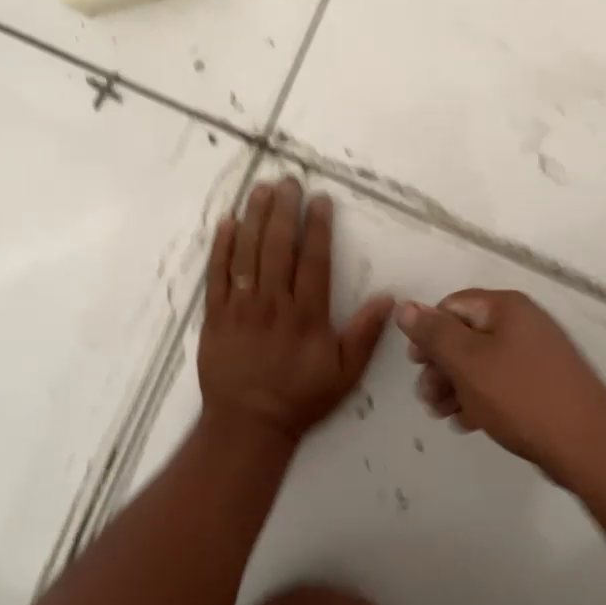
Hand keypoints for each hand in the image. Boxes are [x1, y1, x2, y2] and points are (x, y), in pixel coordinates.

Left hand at [198, 176, 394, 443]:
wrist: (248, 424)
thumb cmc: (300, 397)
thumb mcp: (344, 373)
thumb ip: (365, 333)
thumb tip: (388, 298)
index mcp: (306, 314)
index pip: (313, 259)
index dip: (317, 226)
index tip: (320, 199)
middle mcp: (273, 303)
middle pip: (278, 247)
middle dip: (284, 210)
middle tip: (287, 180)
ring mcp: (241, 307)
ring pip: (247, 253)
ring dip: (254, 218)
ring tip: (260, 189)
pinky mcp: (216, 315)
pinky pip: (217, 274)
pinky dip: (220, 247)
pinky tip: (226, 222)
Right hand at [398, 289, 605, 485]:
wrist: (590, 447)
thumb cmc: (522, 397)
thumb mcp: (468, 362)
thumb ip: (434, 333)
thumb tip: (406, 307)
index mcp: (506, 307)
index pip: (452, 306)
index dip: (428, 333)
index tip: (416, 365)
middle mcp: (524, 323)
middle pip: (466, 335)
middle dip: (441, 366)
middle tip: (428, 400)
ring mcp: (538, 355)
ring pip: (483, 363)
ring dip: (456, 386)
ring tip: (444, 415)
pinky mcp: (546, 385)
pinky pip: (503, 383)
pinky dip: (481, 398)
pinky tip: (469, 423)